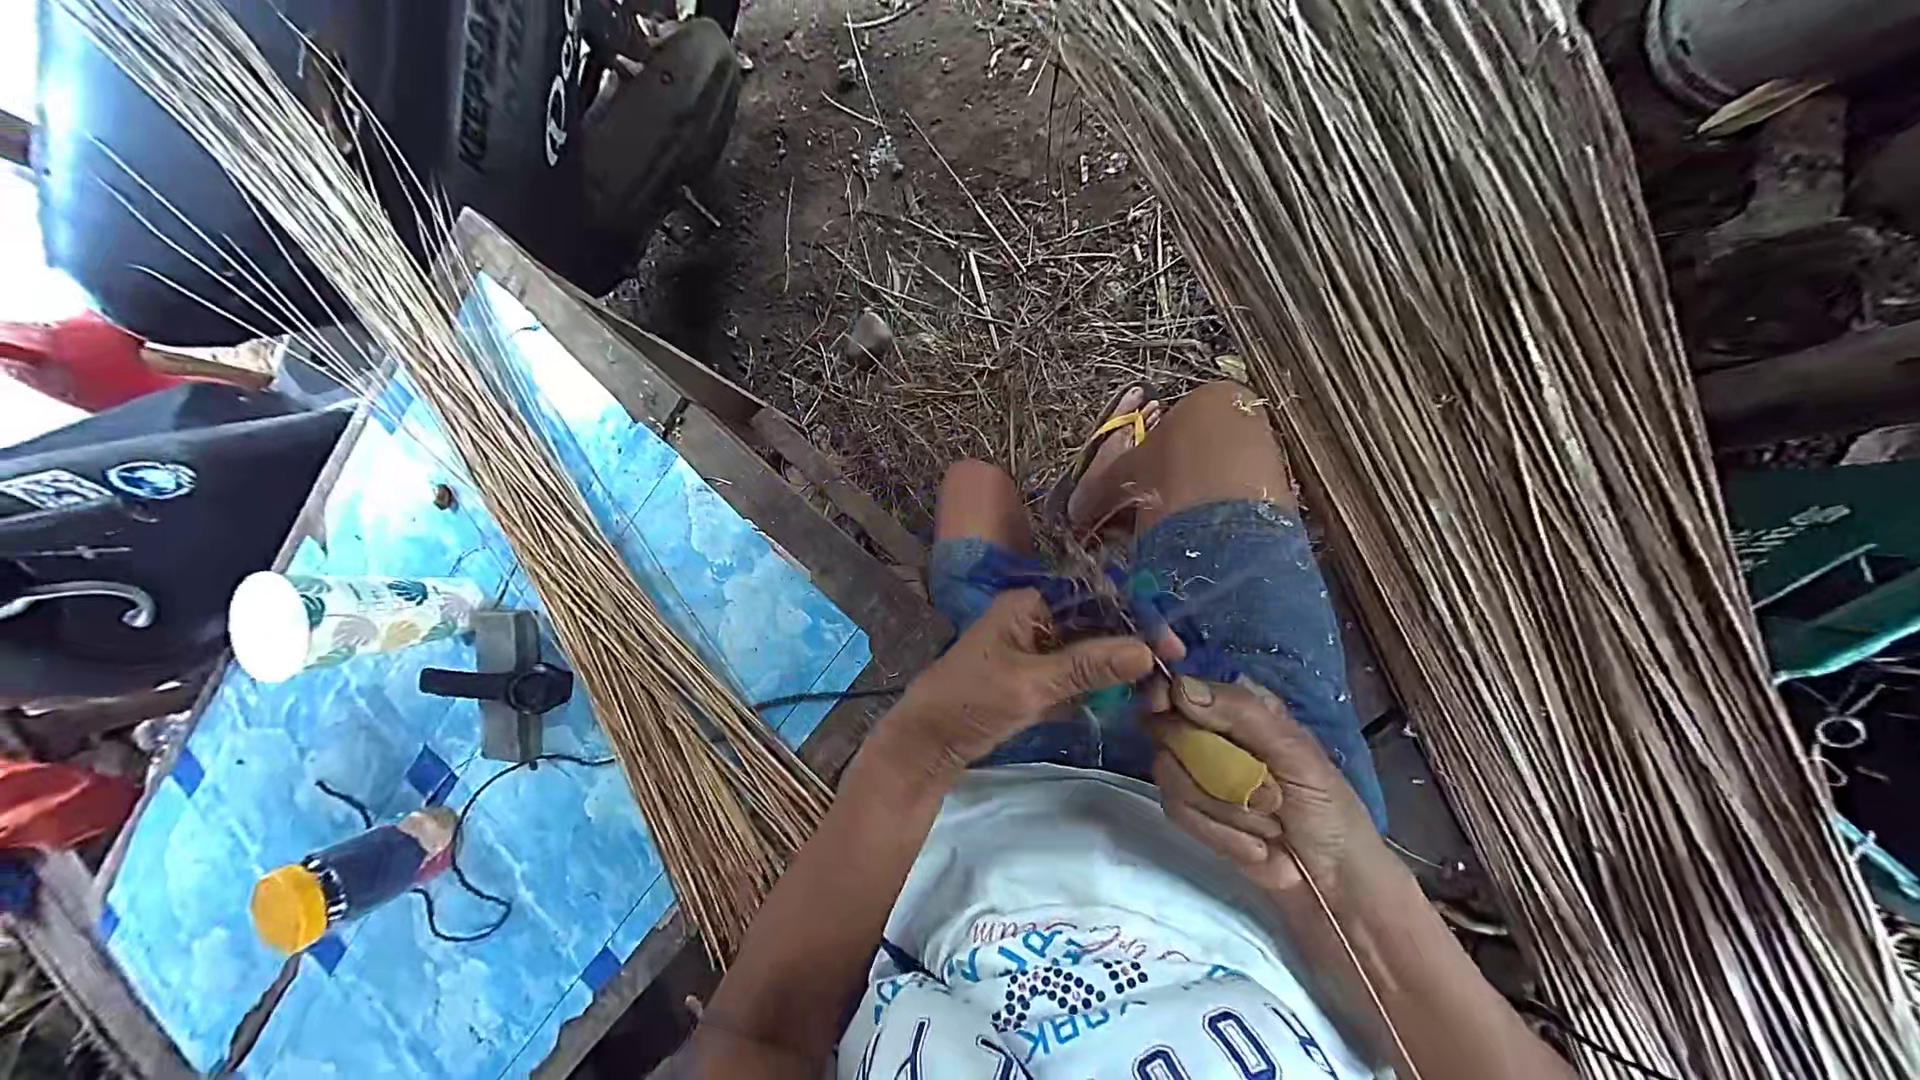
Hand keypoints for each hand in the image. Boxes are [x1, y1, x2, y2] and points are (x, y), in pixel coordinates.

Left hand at [879, 589, 1154, 775]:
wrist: (928, 744)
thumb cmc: (970, 701)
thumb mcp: (1030, 684)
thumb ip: (1086, 667)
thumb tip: (1145, 651)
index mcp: (1029, 605)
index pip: (1092, 600)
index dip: (1133, 617)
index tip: (1169, 644)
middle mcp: (1037, 622)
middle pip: (1096, 628)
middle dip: (1132, 649)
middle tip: (1169, 676)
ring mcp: (1038, 653)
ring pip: (1091, 655)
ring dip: (1121, 672)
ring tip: (1156, 694)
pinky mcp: (1039, 682)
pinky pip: (1078, 679)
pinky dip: (1101, 690)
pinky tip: (1132, 701)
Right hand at [1149, 676, 1385, 906]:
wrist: (1335, 883)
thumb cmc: (1328, 808)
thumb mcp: (1297, 754)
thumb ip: (1241, 713)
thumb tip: (1181, 687)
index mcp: (1238, 707)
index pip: (1181, 688)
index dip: (1164, 696)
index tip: (1164, 709)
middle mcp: (1210, 734)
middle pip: (1167, 733)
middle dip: (1215, 771)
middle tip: (1269, 797)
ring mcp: (1197, 773)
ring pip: (1170, 775)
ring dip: (1226, 810)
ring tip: (1270, 826)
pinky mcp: (1191, 811)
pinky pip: (1178, 812)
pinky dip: (1221, 834)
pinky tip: (1255, 847)